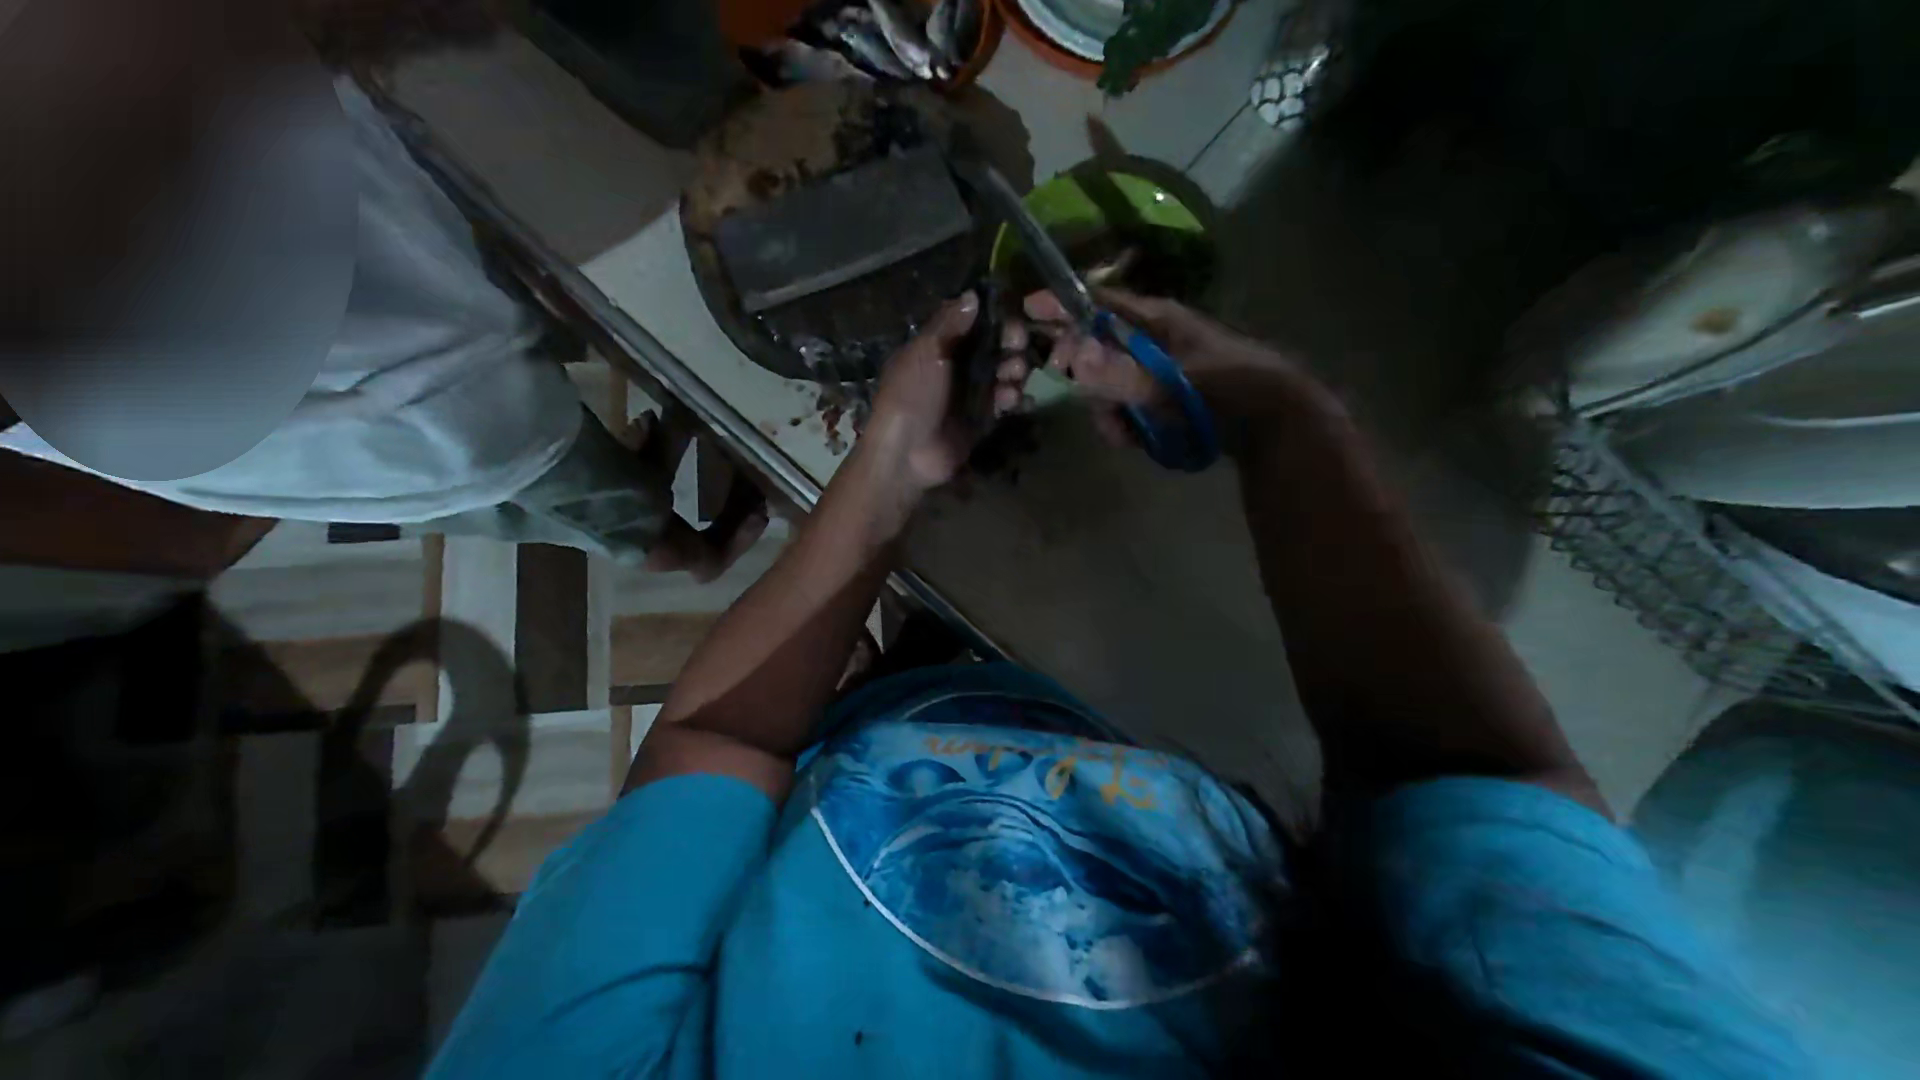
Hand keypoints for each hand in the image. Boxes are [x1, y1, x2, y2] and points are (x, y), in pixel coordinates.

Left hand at [863, 290, 1030, 493]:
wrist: (907, 452)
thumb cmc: (912, 395)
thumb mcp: (926, 352)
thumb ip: (950, 323)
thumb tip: (972, 295)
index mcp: (939, 345)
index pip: (975, 323)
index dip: (997, 320)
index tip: (1013, 322)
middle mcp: (957, 366)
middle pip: (995, 347)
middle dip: (1012, 346)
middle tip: (1016, 352)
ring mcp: (971, 394)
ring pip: (1004, 373)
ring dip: (1015, 373)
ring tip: (1011, 382)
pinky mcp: (982, 419)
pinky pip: (1006, 403)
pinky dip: (1015, 399)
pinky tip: (1015, 402)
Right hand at [1022, 288, 1330, 447]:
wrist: (1278, 422)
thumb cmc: (1227, 391)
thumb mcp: (1172, 385)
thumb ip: (1121, 375)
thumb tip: (1073, 356)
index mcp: (1157, 319)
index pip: (1099, 302)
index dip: (1063, 304)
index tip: (1028, 308)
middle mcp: (1155, 337)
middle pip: (1099, 347)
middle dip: (1088, 378)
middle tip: (1087, 400)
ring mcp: (1162, 367)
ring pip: (1113, 382)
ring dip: (1109, 409)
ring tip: (1122, 433)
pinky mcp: (1169, 393)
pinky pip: (1132, 403)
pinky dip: (1127, 421)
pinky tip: (1136, 439)